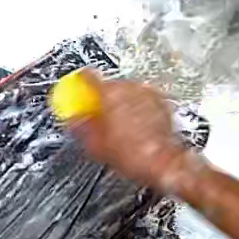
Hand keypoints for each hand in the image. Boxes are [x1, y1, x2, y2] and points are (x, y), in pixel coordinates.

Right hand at [66, 72, 204, 195]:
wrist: (165, 163)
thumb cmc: (134, 154)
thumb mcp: (96, 144)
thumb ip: (81, 126)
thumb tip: (74, 120)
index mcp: (110, 93)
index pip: (88, 76)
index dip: (80, 80)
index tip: (77, 85)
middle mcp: (130, 88)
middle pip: (110, 84)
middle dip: (103, 97)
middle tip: (97, 113)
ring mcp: (148, 93)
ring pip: (128, 91)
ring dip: (121, 102)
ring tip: (118, 123)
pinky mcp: (162, 102)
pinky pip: (143, 100)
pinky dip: (137, 108)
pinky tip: (135, 125)